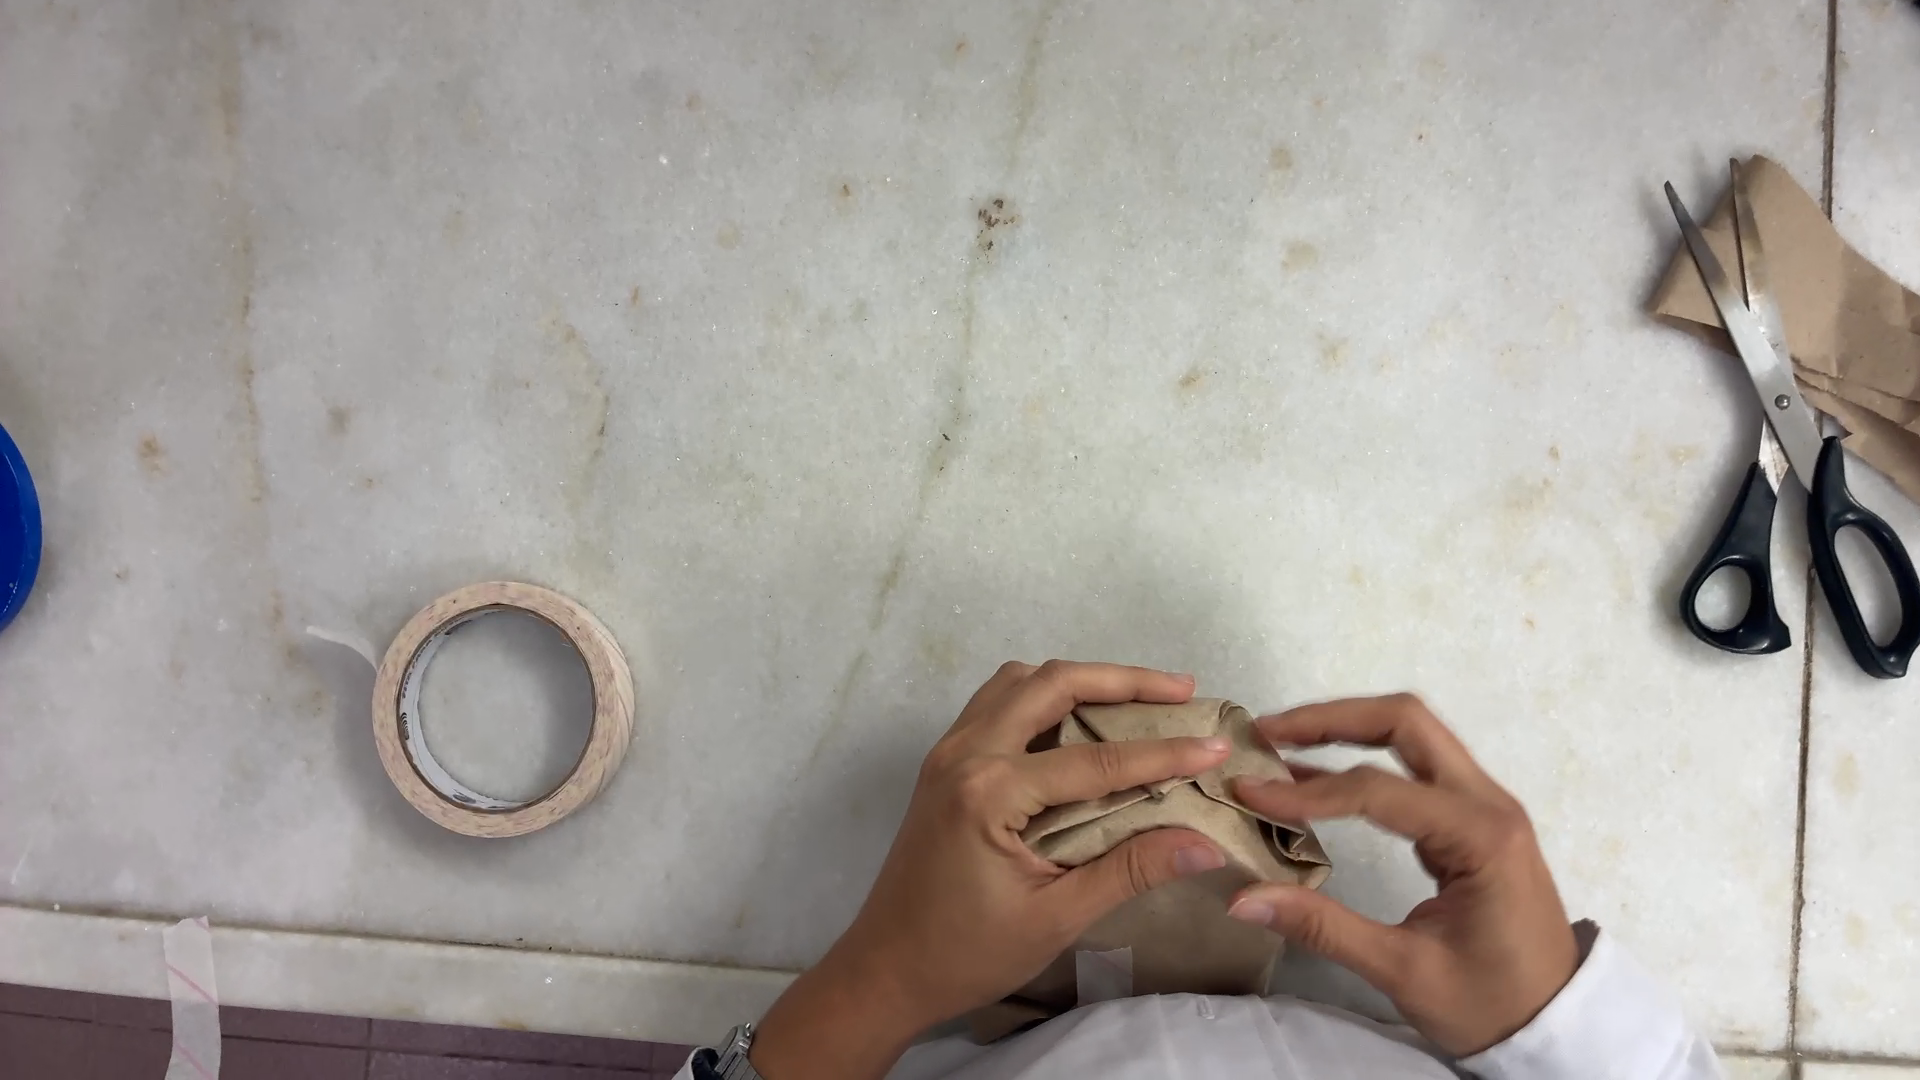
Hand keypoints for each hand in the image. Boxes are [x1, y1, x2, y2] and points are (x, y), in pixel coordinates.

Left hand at [749, 660, 1230, 1079]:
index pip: (1094, 760)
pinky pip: (997, 700)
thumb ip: (1129, 871)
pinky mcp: (945, 757)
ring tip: (1133, 697)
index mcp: (990, 791)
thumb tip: (1204, 844)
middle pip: (1052, 683)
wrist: (885, 966)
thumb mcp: (1055, 918)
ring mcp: (950, 747)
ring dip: (1078, 679)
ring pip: (1020, 681)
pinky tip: (1073, 719)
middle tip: (1181, 689)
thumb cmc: (967, 952)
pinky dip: (1042, 694)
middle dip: (1121, 680)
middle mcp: (966, 751)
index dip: (1161, 752)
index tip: (1213, 742)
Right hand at [1225, 694, 1577, 1056]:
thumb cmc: (1494, 1005)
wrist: (1565, 1030)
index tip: (1250, 793)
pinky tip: (1309, 770)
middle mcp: (1486, 801)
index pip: (1377, 789)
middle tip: (1267, 733)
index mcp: (1480, 837)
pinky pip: (1408, 759)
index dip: (1306, 790)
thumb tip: (1241, 900)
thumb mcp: (1404, 973)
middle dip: (1328, 719)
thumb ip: (1322, 927)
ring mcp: (1480, 801)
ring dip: (1342, 724)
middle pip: (1403, 721)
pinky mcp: (1466, 811)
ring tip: (1281, 738)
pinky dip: (1356, 750)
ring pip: (1407, 728)